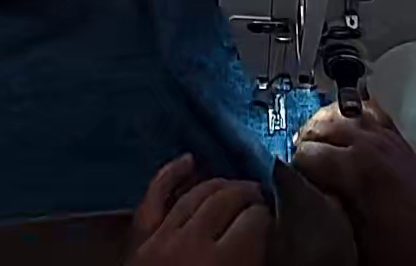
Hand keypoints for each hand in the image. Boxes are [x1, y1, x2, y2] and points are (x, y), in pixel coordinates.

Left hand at [125, 154, 268, 265]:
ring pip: (198, 192)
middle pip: (227, 199)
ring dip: (221, 185)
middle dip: (249, 195)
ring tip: (237, 188)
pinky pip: (157, 194)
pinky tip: (189, 161)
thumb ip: (253, 261)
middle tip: (262, 199)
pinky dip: (173, 174)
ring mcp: (160, 238)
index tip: (276, 218)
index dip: (269, 218)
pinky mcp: (138, 240)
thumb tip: (273, 241)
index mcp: (221, 264)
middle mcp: (190, 244)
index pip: (255, 222)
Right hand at [293, 100, 415, 265]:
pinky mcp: (400, 141)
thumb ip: (326, 212)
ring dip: (324, 127)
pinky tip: (346, 131)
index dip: (294, 171)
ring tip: (317, 151)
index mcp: (357, 167)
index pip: (306, 153)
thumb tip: (306, 200)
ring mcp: (387, 138)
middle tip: (301, 171)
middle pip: (318, 124)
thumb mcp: (356, 244)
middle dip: (305, 145)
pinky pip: (367, 111)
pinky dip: (351, 116)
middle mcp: (371, 143)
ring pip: (340, 111)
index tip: (291, 184)